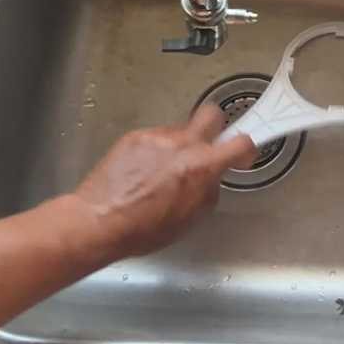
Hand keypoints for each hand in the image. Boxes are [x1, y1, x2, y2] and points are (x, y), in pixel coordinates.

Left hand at [68, 105, 257, 257]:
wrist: (98, 222)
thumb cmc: (144, 229)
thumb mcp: (192, 218)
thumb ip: (209, 189)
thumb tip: (210, 178)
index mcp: (202, 166)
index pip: (240, 142)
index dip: (246, 149)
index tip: (241, 156)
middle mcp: (182, 144)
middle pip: (211, 114)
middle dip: (215, 128)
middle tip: (207, 146)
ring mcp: (157, 137)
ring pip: (180, 129)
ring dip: (180, 144)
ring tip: (165, 169)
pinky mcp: (135, 136)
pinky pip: (156, 136)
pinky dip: (156, 150)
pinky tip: (144, 171)